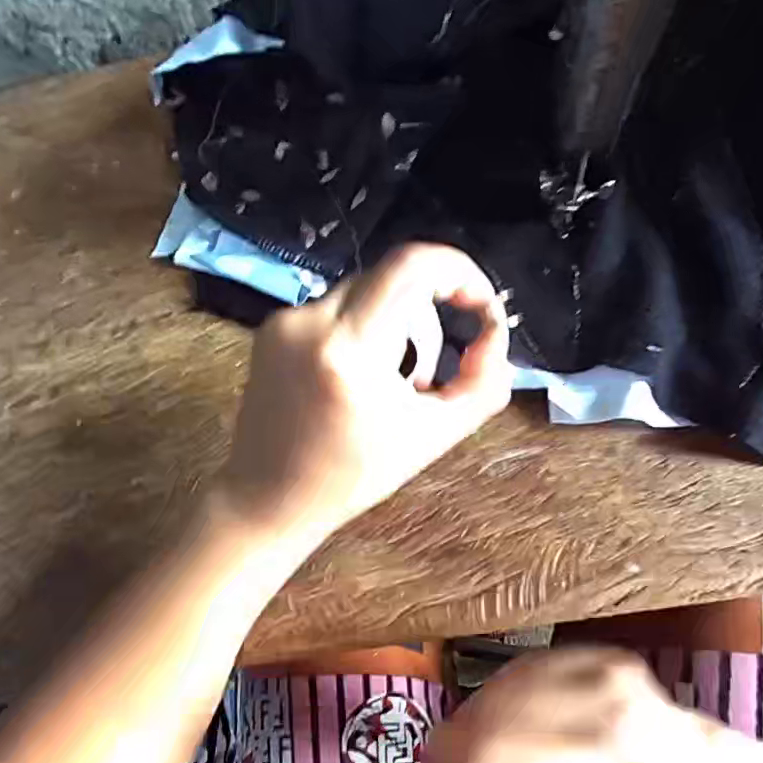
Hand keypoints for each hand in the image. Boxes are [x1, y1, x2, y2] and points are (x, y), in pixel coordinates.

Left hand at [215, 243, 512, 543]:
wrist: (267, 497)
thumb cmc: (352, 477)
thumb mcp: (432, 437)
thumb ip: (482, 384)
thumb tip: (494, 338)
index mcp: (349, 348)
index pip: (412, 264)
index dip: (460, 272)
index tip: (477, 308)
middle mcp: (309, 321)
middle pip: (392, 277)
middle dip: (429, 312)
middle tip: (433, 369)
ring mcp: (284, 321)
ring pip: (364, 293)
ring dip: (396, 323)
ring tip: (397, 383)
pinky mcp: (271, 329)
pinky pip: (334, 309)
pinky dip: (362, 331)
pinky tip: (359, 379)